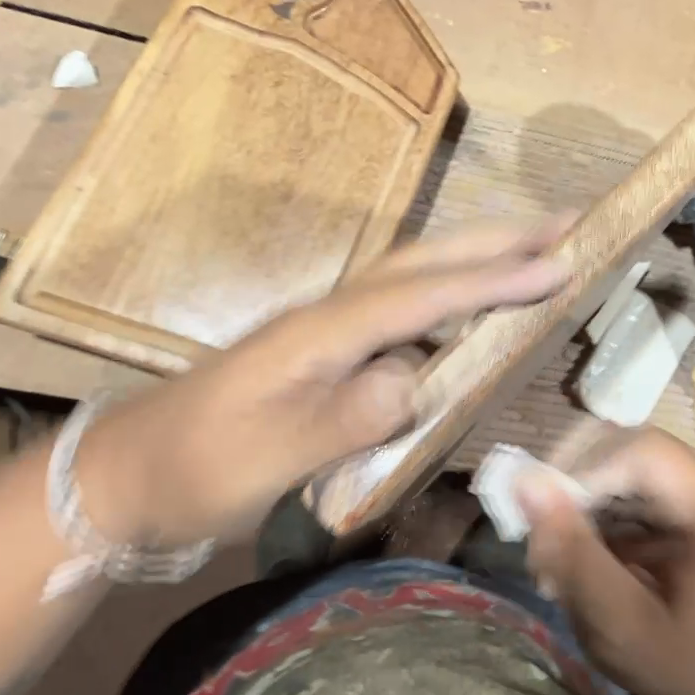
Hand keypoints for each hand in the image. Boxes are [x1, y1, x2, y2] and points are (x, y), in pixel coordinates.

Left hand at [76, 217, 572, 545]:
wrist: (126, 473)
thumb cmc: (196, 469)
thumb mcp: (267, 458)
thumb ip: (346, 416)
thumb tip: (417, 379)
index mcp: (324, 330)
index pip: (425, 295)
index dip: (495, 279)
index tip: (559, 263)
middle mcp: (335, 311)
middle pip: (428, 259)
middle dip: (500, 238)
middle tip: (568, 222)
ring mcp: (333, 323)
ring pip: (420, 270)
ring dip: (482, 252)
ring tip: (540, 243)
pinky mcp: (333, 344)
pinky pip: (410, 302)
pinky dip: (456, 286)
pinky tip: (478, 299)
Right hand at [518, 428, 694, 694]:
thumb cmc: (667, 654)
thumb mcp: (619, 623)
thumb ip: (576, 557)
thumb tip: (526, 484)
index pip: (641, 450)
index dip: (587, 472)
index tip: (546, 524)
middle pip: (621, 443)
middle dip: (572, 485)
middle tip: (542, 547)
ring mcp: (681, 472)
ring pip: (606, 449)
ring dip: (570, 495)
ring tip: (553, 557)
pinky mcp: (660, 480)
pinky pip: (607, 465)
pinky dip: (579, 500)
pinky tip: (570, 547)